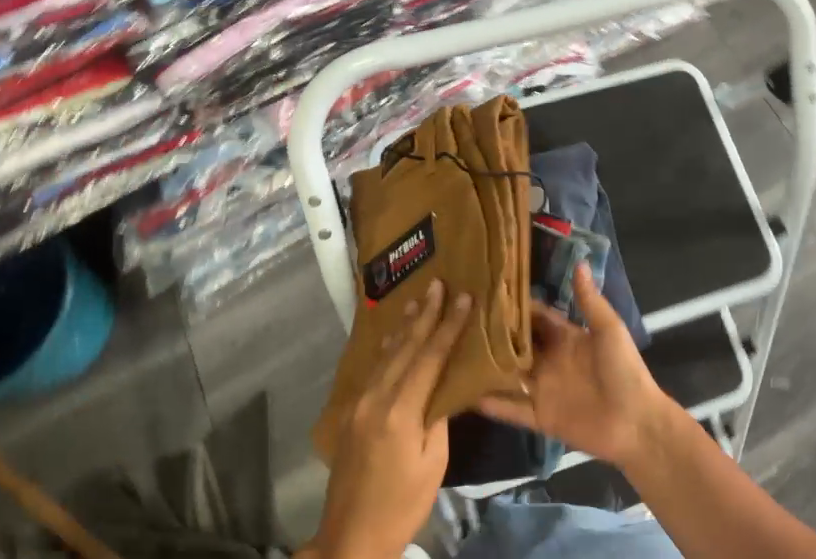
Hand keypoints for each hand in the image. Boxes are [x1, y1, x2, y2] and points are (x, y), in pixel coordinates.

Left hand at [303, 280, 472, 558]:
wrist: (351, 536)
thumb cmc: (402, 503)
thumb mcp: (434, 463)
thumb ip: (439, 417)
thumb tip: (445, 385)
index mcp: (400, 411)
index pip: (429, 357)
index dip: (448, 325)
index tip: (464, 297)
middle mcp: (376, 398)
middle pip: (405, 347)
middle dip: (425, 314)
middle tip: (439, 283)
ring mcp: (359, 403)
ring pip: (386, 354)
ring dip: (405, 325)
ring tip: (419, 299)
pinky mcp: (351, 412)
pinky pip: (374, 368)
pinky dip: (389, 347)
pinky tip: (394, 336)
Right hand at [477, 263, 675, 469]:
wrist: (636, 423)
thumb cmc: (625, 371)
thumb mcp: (609, 330)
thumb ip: (590, 301)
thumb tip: (580, 262)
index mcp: (566, 338)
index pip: (535, 318)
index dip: (515, 307)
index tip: (488, 292)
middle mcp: (550, 361)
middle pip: (517, 345)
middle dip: (495, 335)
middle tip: (461, 319)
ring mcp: (543, 390)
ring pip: (509, 375)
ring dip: (488, 367)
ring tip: (455, 354)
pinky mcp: (540, 417)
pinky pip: (511, 409)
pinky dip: (492, 403)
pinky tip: (467, 394)